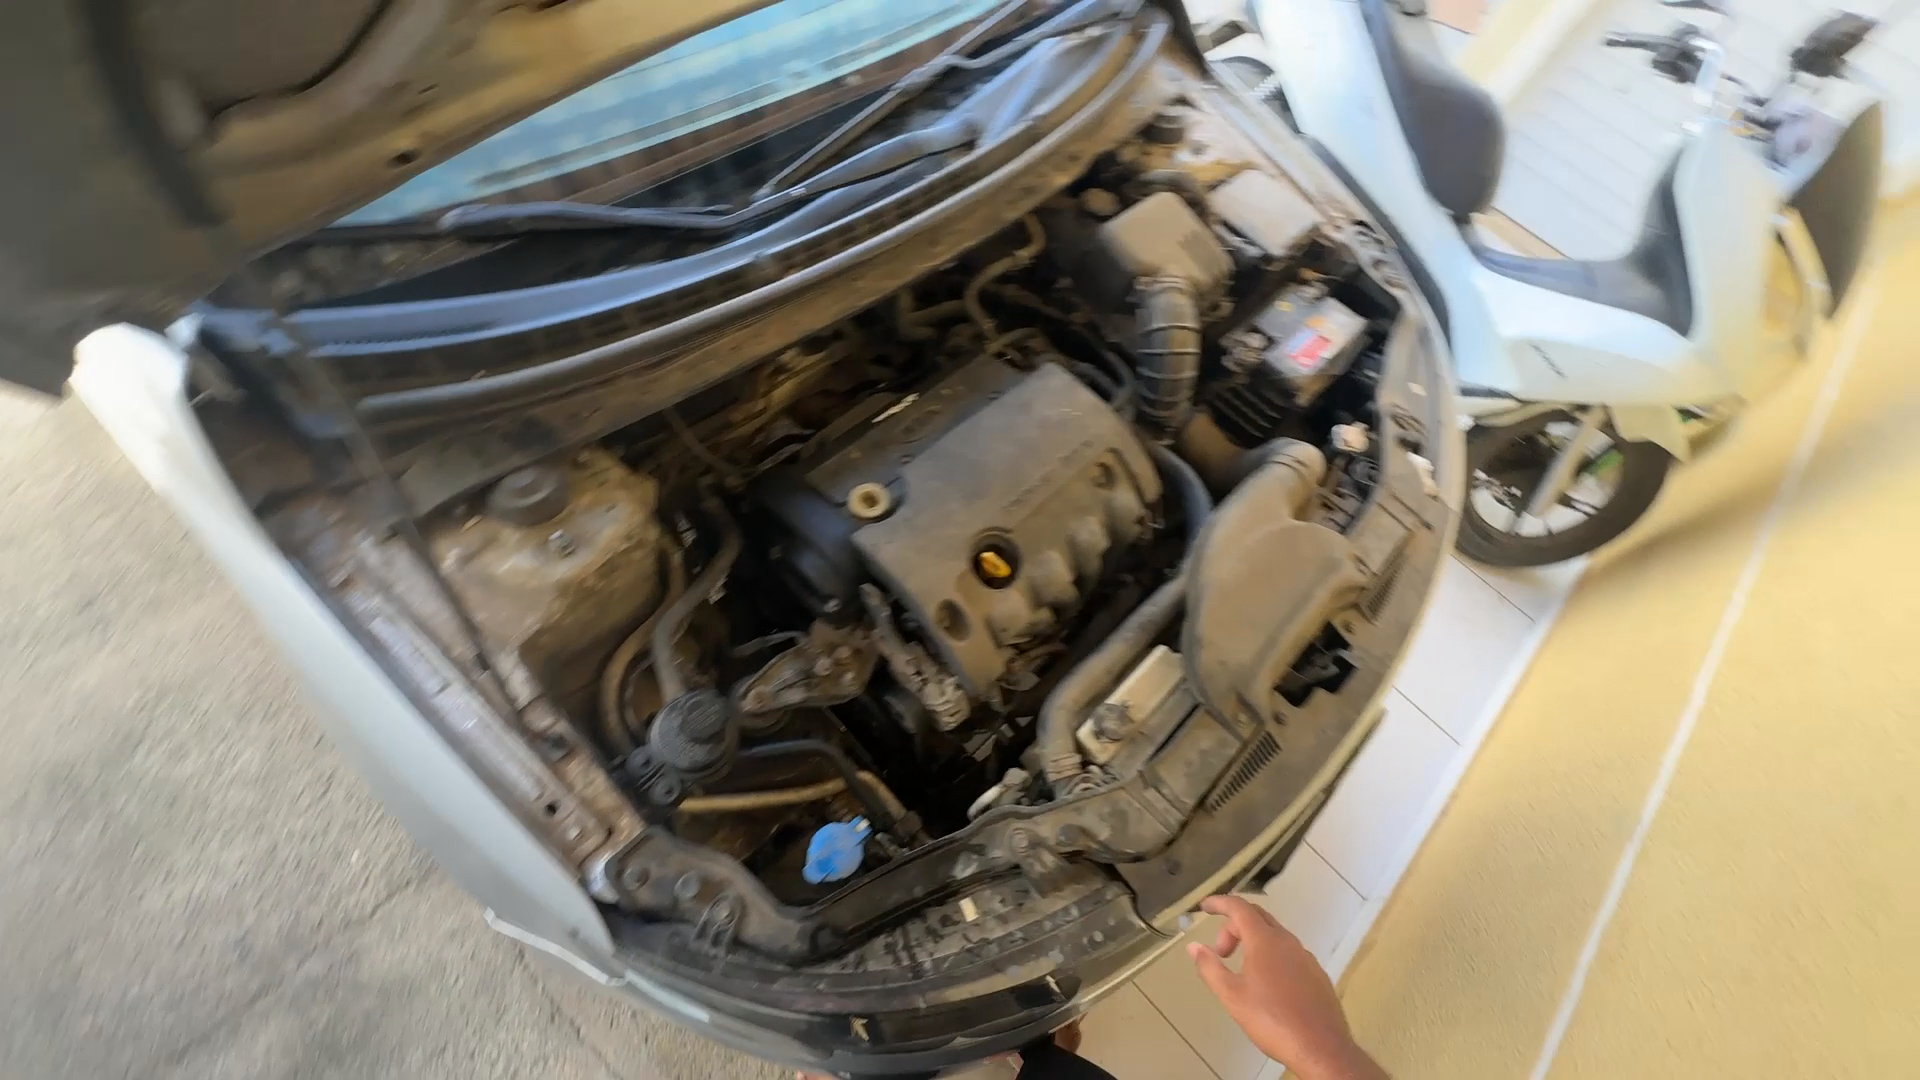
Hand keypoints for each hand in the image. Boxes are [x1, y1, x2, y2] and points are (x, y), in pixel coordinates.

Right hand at [1187, 894, 1387, 1079]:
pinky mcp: (1318, 975)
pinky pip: (1290, 953)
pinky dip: (1272, 955)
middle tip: (1221, 950)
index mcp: (1264, 940)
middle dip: (1234, 925)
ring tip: (1243, 970)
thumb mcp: (1232, 996)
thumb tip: (1194, 946)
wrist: (1323, 1051)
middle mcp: (1287, 941)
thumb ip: (1210, 967)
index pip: (1239, 907)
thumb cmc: (1272, 1020)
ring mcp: (1306, 957)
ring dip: (1253, 941)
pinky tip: (1269, 984)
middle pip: (1257, 916)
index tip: (1205, 907)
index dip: (1219, 903)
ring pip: (1275, 935)